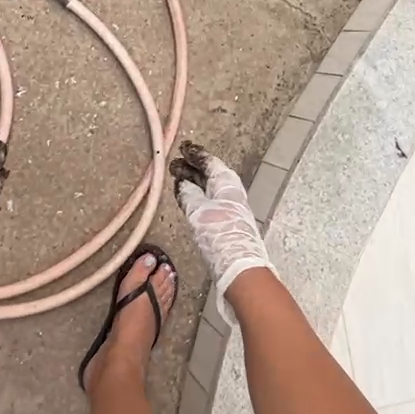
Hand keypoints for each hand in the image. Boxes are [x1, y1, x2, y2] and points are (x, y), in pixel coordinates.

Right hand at [170, 142, 274, 316]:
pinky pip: (210, 197)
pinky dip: (198, 192)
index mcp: (225, 181)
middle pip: (209, 172)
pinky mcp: (227, 218)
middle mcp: (229, 189)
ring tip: (178, 176)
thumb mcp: (197, 210)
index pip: (208, 161)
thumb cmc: (219, 233)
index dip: (194, 154)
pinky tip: (189, 196)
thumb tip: (181, 183)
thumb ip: (187, 194)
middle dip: (192, 166)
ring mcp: (230, 204)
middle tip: (175, 162)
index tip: (183, 148)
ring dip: (194, 180)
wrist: (239, 265)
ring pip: (209, 185)